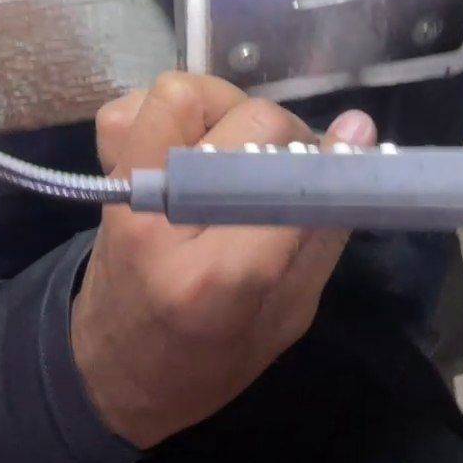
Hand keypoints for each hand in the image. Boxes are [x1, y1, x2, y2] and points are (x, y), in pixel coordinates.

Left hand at [73, 73, 376, 448]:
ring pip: (185, 93)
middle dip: (285, 137)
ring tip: (235, 151)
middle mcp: (163, 219)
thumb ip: (325, 225)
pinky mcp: (105, 170)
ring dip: (225, 109)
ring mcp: (125, 188)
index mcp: (215, 278)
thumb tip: (358, 129)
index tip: (339, 164)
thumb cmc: (209, 361)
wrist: (111, 369)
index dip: (326, 164)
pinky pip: (136, 103)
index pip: (290, 184)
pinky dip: (171, 113)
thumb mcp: (289, 315)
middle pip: (249, 123)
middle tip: (285, 169)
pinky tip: (190, 147)